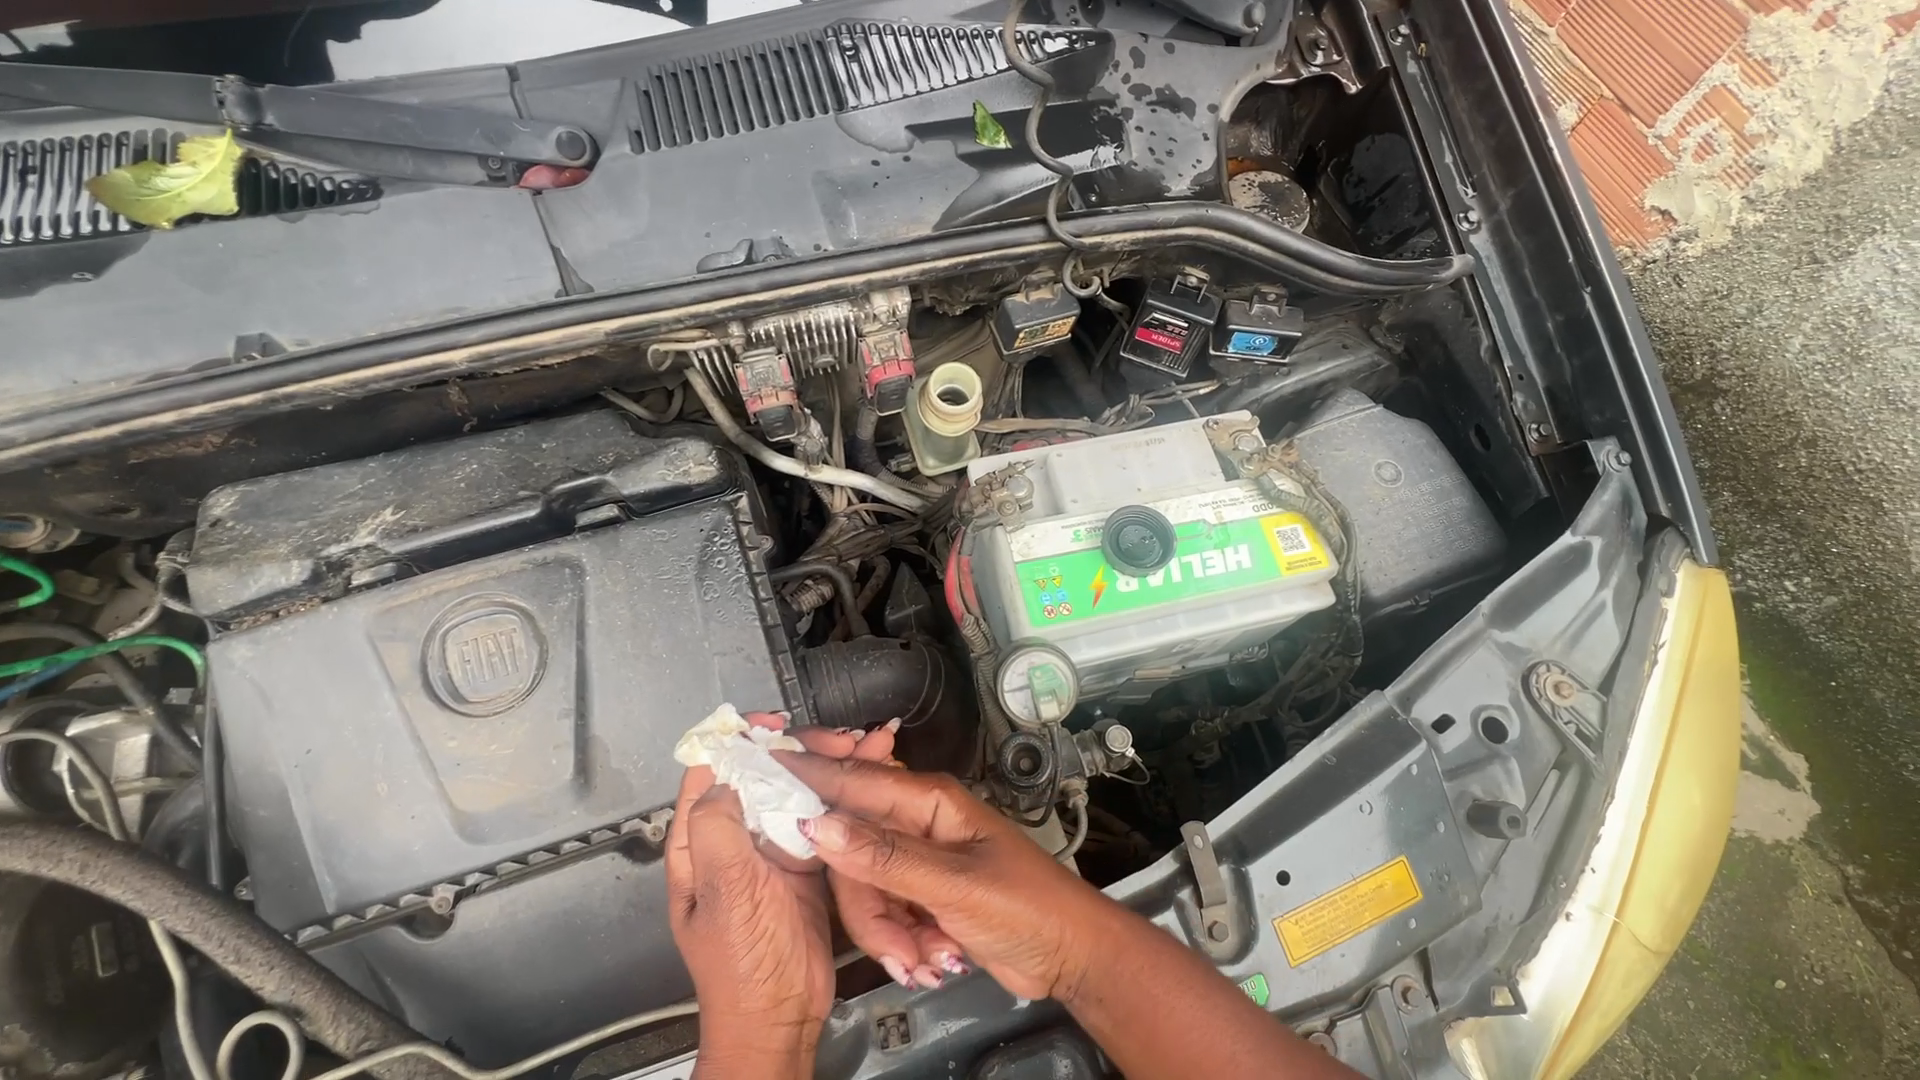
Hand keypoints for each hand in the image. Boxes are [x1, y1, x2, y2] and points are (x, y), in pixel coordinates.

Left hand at [666, 714, 899, 1076]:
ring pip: (796, 793)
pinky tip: (871, 780)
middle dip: (799, 750)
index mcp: (699, 843)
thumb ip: (717, 830)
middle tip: (839, 739)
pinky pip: (821, 820)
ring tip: (865, 746)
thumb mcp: (722, 893)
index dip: (739, 741)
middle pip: (762, 776)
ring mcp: (772, 850)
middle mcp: (734, 838)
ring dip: (828, 767)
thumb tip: (727, 775)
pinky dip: (844, 797)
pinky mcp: (807, 863)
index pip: (710, 773)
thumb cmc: (742, 963)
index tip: (775, 724)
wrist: (782, 1018)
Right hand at [779, 755, 1116, 1002]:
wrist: (1067, 954)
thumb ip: (885, 856)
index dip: (809, 778)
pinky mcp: (919, 893)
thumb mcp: (954, 883)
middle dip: (868, 905)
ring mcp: (916, 860)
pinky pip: (884, 912)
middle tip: (896, 945)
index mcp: (928, 800)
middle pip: (852, 852)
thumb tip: (820, 825)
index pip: (855, 780)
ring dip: (890, 932)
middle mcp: (916, 823)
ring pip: (865, 890)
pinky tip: (937, 956)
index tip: (761, 776)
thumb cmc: (1025, 906)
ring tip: (929, 957)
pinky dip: (902, 940)